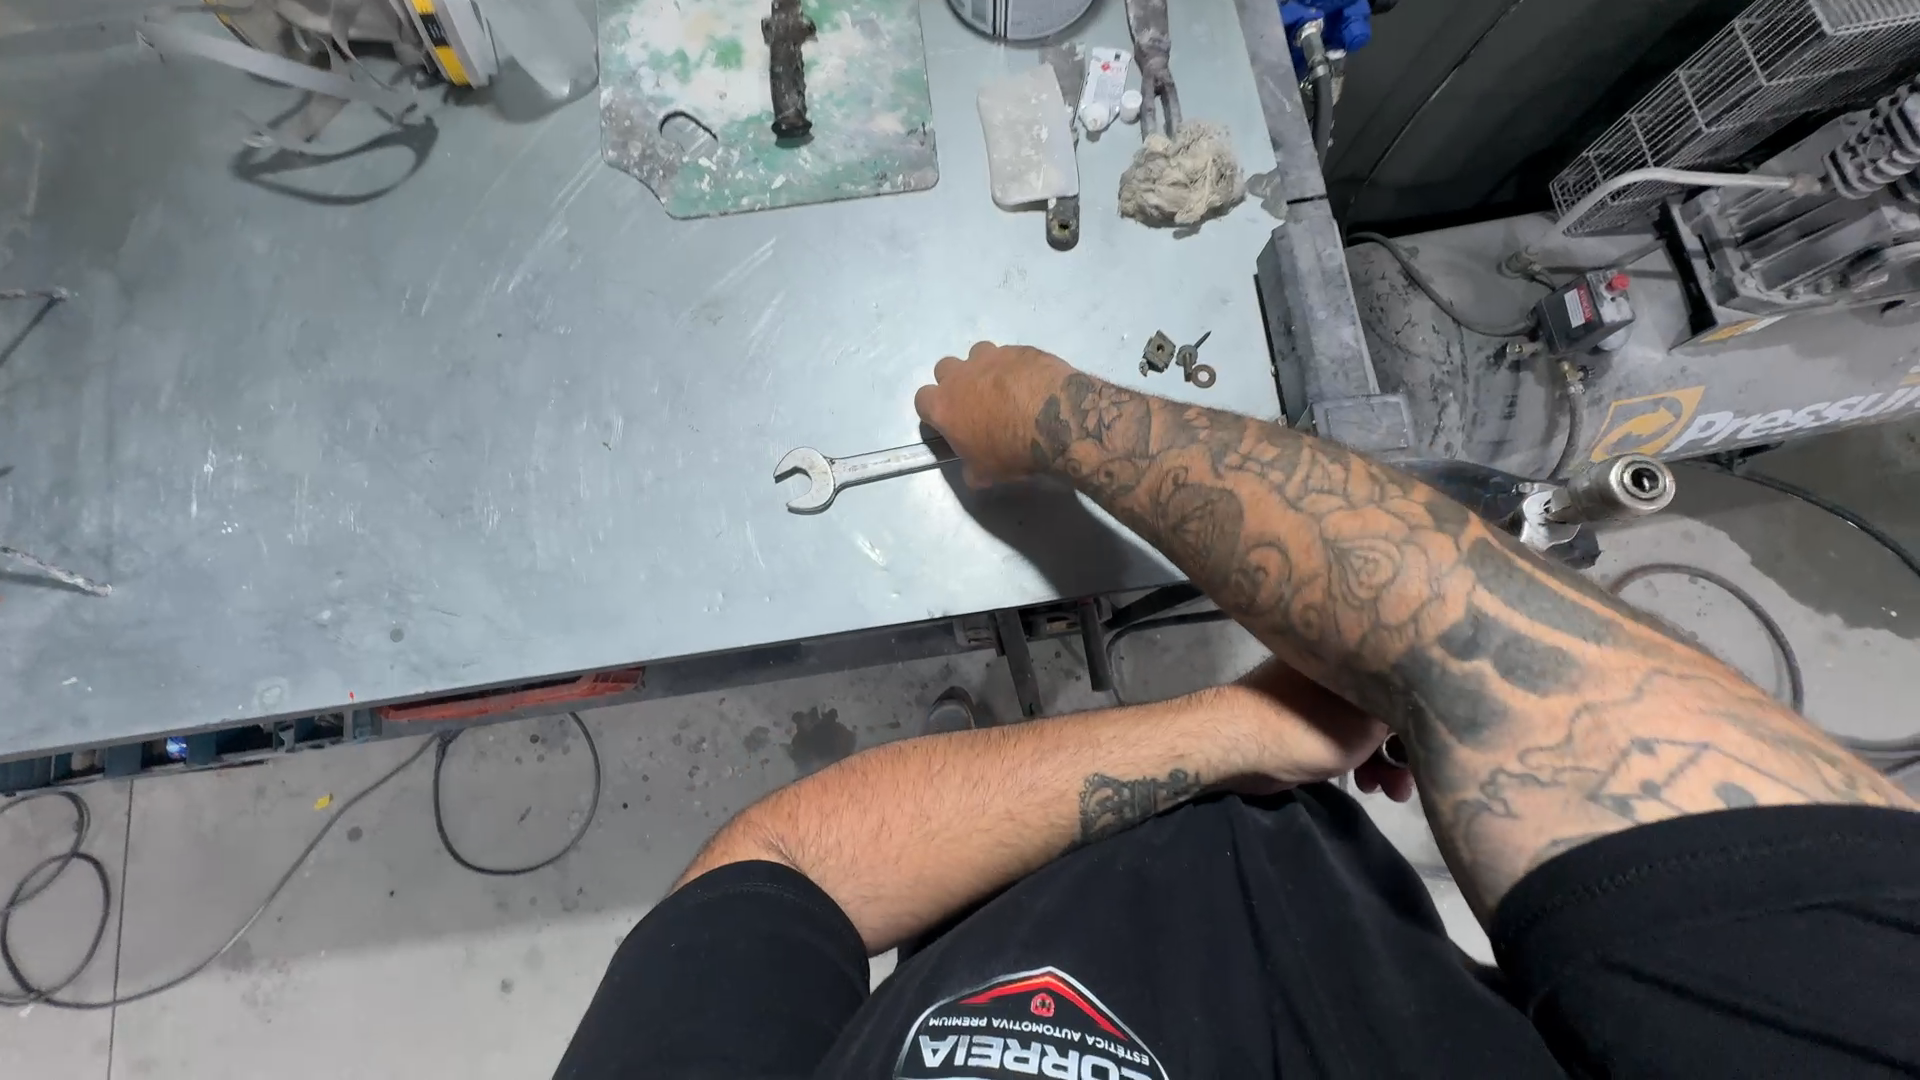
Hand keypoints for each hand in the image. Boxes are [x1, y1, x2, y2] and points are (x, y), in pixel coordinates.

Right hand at [914, 342, 1071, 487]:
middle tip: (976, 403)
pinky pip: (1009, 355)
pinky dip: (1014, 367)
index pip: (922, 400)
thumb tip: (972, 470)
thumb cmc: (1011, 451)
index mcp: (943, 406)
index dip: (935, 411)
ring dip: (984, 369)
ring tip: (1004, 388)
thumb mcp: (984, 475)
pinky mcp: (1018, 349)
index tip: (951, 423)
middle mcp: (960, 375)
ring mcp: (990, 357)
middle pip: (944, 369)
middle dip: (956, 383)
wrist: (1055, 421)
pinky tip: (1030, 382)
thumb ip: (970, 468)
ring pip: (976, 354)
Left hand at [1222, 658, 1414, 801]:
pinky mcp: (1304, 723)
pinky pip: (1345, 739)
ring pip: (1366, 728)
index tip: (1441, 745)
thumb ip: (1403, 711)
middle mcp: (1335, 669)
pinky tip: (1368, 786)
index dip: (1428, 713)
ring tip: (1392, 793)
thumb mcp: (1370, 719)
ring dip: (1385, 761)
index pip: (1405, 679)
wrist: (1240, 745)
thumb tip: (1425, 705)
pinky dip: (1360, 760)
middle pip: (1387, 707)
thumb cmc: (1309, 725)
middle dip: (1405, 747)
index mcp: (1350, 653)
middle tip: (1414, 779)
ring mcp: (1316, 698)